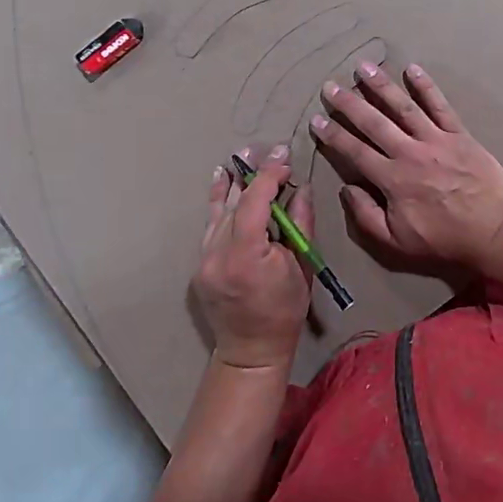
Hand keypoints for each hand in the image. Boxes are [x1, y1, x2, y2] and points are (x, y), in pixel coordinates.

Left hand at [194, 144, 311, 370]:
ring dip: (231, 184)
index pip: (254, 202)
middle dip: (253, 175)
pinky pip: (210, 226)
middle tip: (267, 150)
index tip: (285, 158)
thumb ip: (300, 224)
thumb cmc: (284, 312)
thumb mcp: (302, 267)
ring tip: (240, 157)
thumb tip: (300, 188)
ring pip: (218, 211)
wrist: (250, 350)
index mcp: (246, 255)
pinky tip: (221, 182)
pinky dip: (217, 203)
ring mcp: (204, 258)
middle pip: (234, 202)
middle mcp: (218, 253)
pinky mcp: (200, 263)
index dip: (269, 176)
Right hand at [310, 62, 502, 271]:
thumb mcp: (396, 242)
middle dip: (349, 103)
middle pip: (374, 122)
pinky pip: (440, 106)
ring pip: (403, 107)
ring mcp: (435, 139)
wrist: (493, 229)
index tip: (316, 120)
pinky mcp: (458, 134)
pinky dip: (426, 87)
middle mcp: (409, 152)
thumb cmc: (443, 238)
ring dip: (381, 85)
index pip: (355, 151)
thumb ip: (366, 215)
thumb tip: (346, 189)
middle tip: (330, 86)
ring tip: (363, 66)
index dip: (333, 135)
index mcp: (392, 178)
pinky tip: (412, 69)